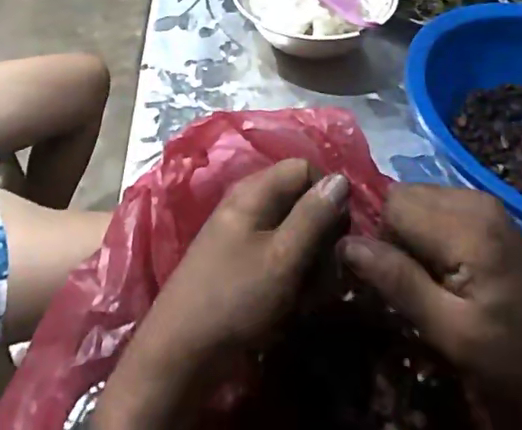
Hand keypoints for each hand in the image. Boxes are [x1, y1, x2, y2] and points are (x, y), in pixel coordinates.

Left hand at [94, 159, 349, 429]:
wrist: (179, 353)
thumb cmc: (234, 298)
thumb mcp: (283, 257)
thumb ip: (313, 216)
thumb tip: (341, 178)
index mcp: (254, 191)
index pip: (305, 168)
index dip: (328, 194)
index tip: (341, 233)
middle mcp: (247, 203)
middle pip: (299, 199)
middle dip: (321, 233)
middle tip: (329, 270)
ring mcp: (241, 233)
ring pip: (292, 230)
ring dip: (310, 259)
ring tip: (312, 293)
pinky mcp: (239, 261)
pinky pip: (277, 253)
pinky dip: (291, 273)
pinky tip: (295, 302)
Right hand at [341, 185, 521, 428]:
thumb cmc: (516, 352)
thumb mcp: (452, 332)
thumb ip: (399, 283)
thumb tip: (346, 245)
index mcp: (466, 227)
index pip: (391, 202)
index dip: (374, 233)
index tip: (373, 272)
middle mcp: (471, 199)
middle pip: (402, 194)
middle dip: (388, 230)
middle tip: (395, 278)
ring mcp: (481, 200)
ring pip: (415, 196)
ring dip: (405, 229)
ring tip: (417, 275)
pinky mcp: (485, 208)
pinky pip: (435, 203)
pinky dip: (424, 228)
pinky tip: (436, 264)